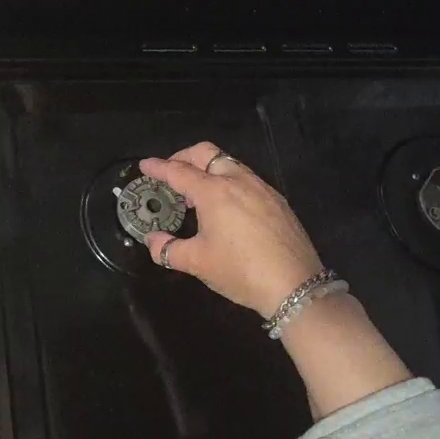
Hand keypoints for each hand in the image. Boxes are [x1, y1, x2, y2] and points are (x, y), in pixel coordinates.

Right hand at [140, 142, 323, 315]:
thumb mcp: (197, 262)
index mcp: (214, 192)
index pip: (179, 172)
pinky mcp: (277, 201)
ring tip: (197, 193)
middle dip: (183, 157)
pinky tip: (226, 207)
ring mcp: (261, 188)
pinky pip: (246, 179)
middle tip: (170, 172)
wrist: (294, 285)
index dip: (158, 167)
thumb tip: (152, 241)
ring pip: (229, 164)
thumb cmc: (240, 271)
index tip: (145, 165)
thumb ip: (168, 249)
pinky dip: (228, 182)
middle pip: (206, 153)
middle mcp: (237, 181)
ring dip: (208, 169)